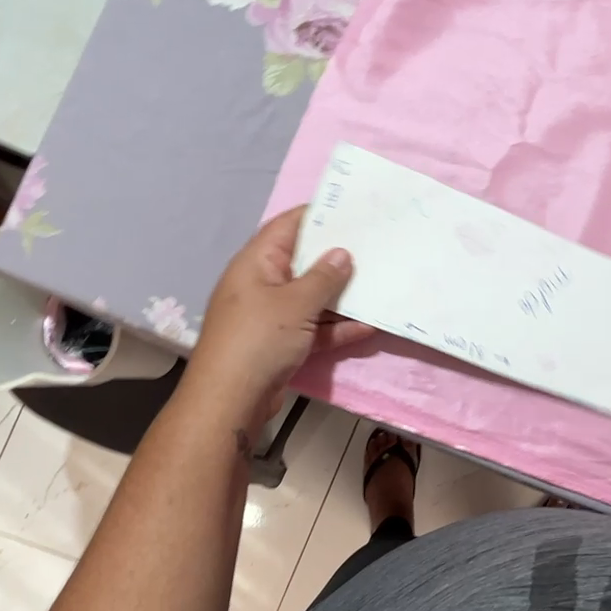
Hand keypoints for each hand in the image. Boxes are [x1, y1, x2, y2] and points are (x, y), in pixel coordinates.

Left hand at [187, 206, 373, 424]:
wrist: (232, 399)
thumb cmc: (258, 340)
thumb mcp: (295, 304)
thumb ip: (323, 278)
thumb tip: (342, 253)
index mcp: (256, 263)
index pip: (288, 227)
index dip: (318, 215)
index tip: (354, 211)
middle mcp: (263, 284)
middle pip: (304, 262)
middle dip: (337, 257)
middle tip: (375, 246)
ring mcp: (273, 316)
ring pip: (313, 297)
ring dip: (342, 295)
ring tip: (379, 283)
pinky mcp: (283, 344)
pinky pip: (315, 328)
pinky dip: (338, 327)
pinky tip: (368, 326)